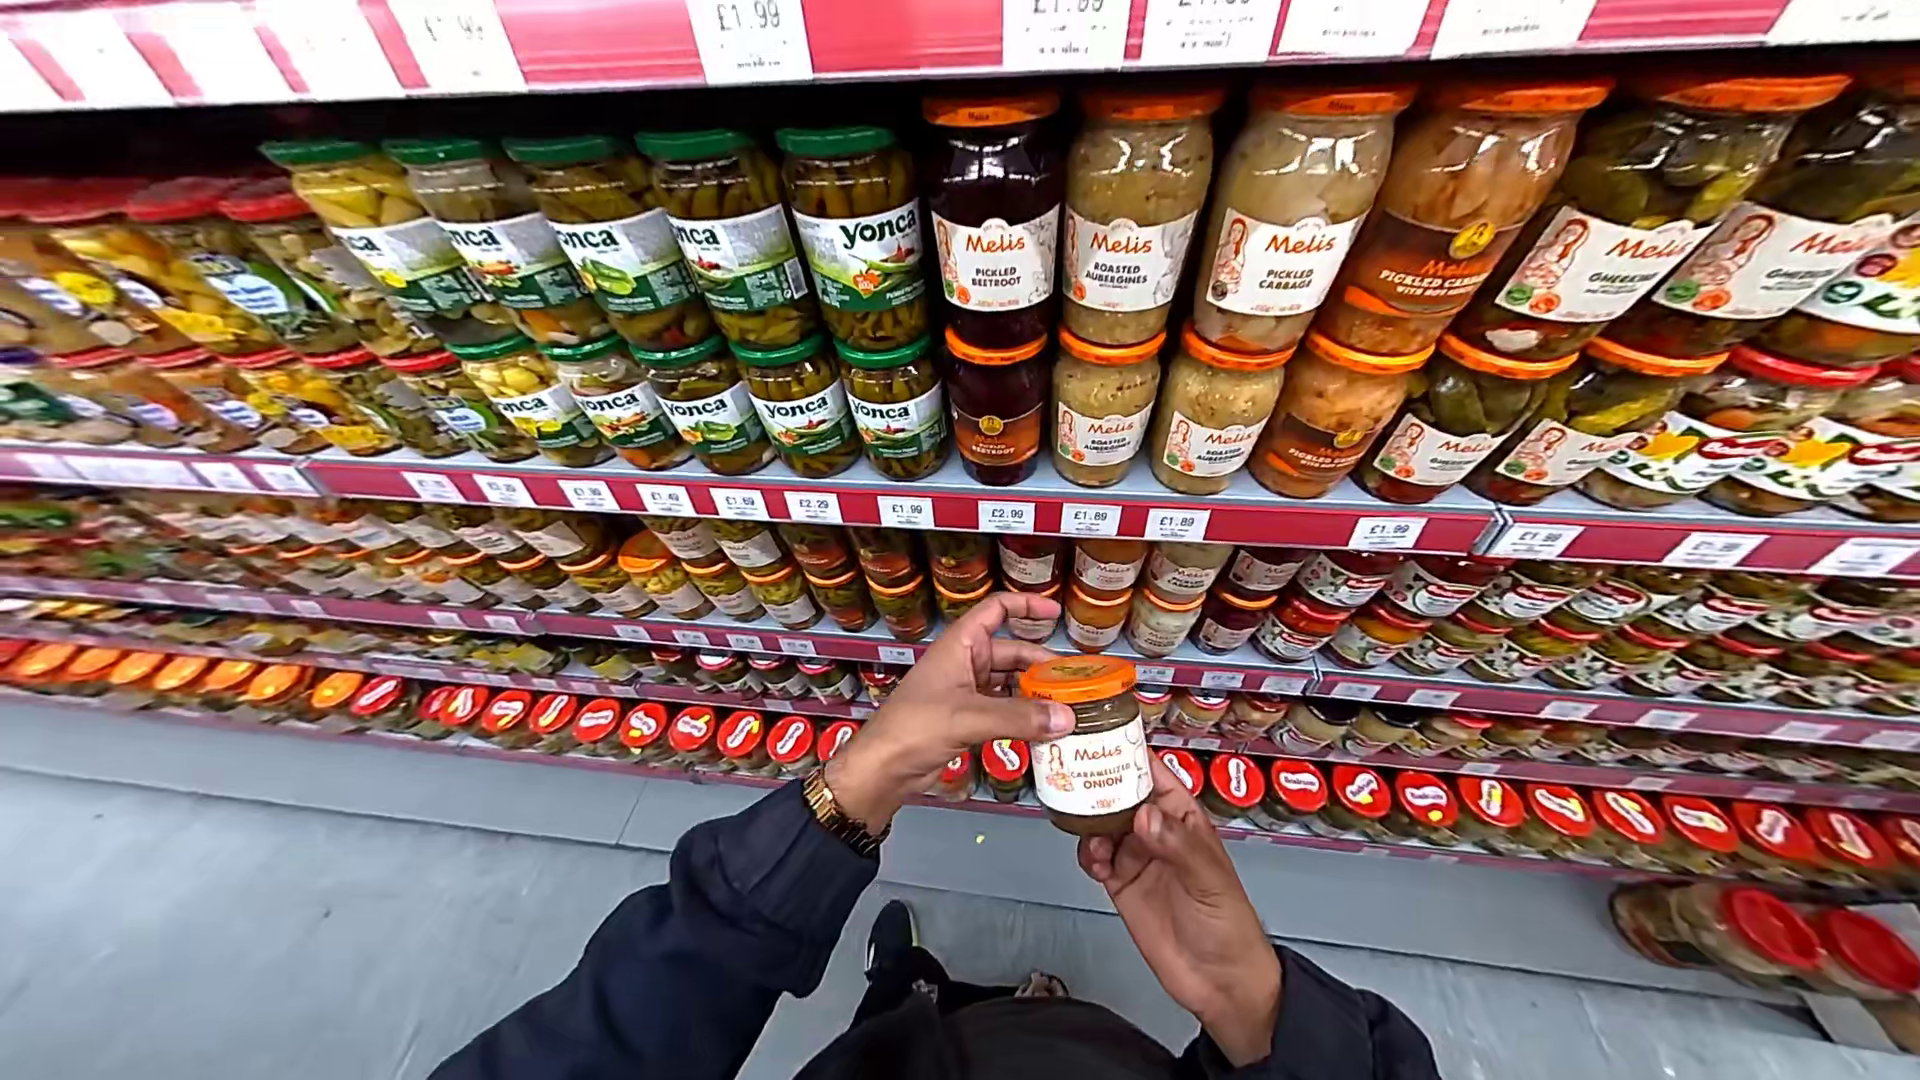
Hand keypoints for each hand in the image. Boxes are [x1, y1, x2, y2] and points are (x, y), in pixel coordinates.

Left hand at [825, 591, 1072, 830]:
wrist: (883, 768)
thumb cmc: (916, 726)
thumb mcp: (968, 716)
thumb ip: (1019, 717)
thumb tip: (1067, 717)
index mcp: (961, 644)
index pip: (996, 610)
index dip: (1026, 606)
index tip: (1055, 613)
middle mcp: (966, 661)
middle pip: (1011, 652)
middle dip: (1041, 665)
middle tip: (1076, 682)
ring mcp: (966, 690)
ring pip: (1010, 683)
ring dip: (1035, 694)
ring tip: (1069, 707)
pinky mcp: (967, 718)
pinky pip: (1004, 709)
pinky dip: (1023, 716)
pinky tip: (1046, 729)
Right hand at [1077, 754, 1281, 1067]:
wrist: (1218, 984)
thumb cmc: (1230, 923)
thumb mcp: (1209, 878)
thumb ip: (1177, 845)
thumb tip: (1144, 816)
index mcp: (1179, 814)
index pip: (1150, 771)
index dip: (1128, 751)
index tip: (1104, 736)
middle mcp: (1153, 828)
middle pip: (1116, 791)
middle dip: (1096, 783)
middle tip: (1076, 778)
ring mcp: (1134, 852)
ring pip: (1099, 821)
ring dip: (1088, 821)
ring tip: (1090, 832)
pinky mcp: (1119, 880)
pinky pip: (1093, 855)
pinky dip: (1088, 854)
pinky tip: (1096, 862)